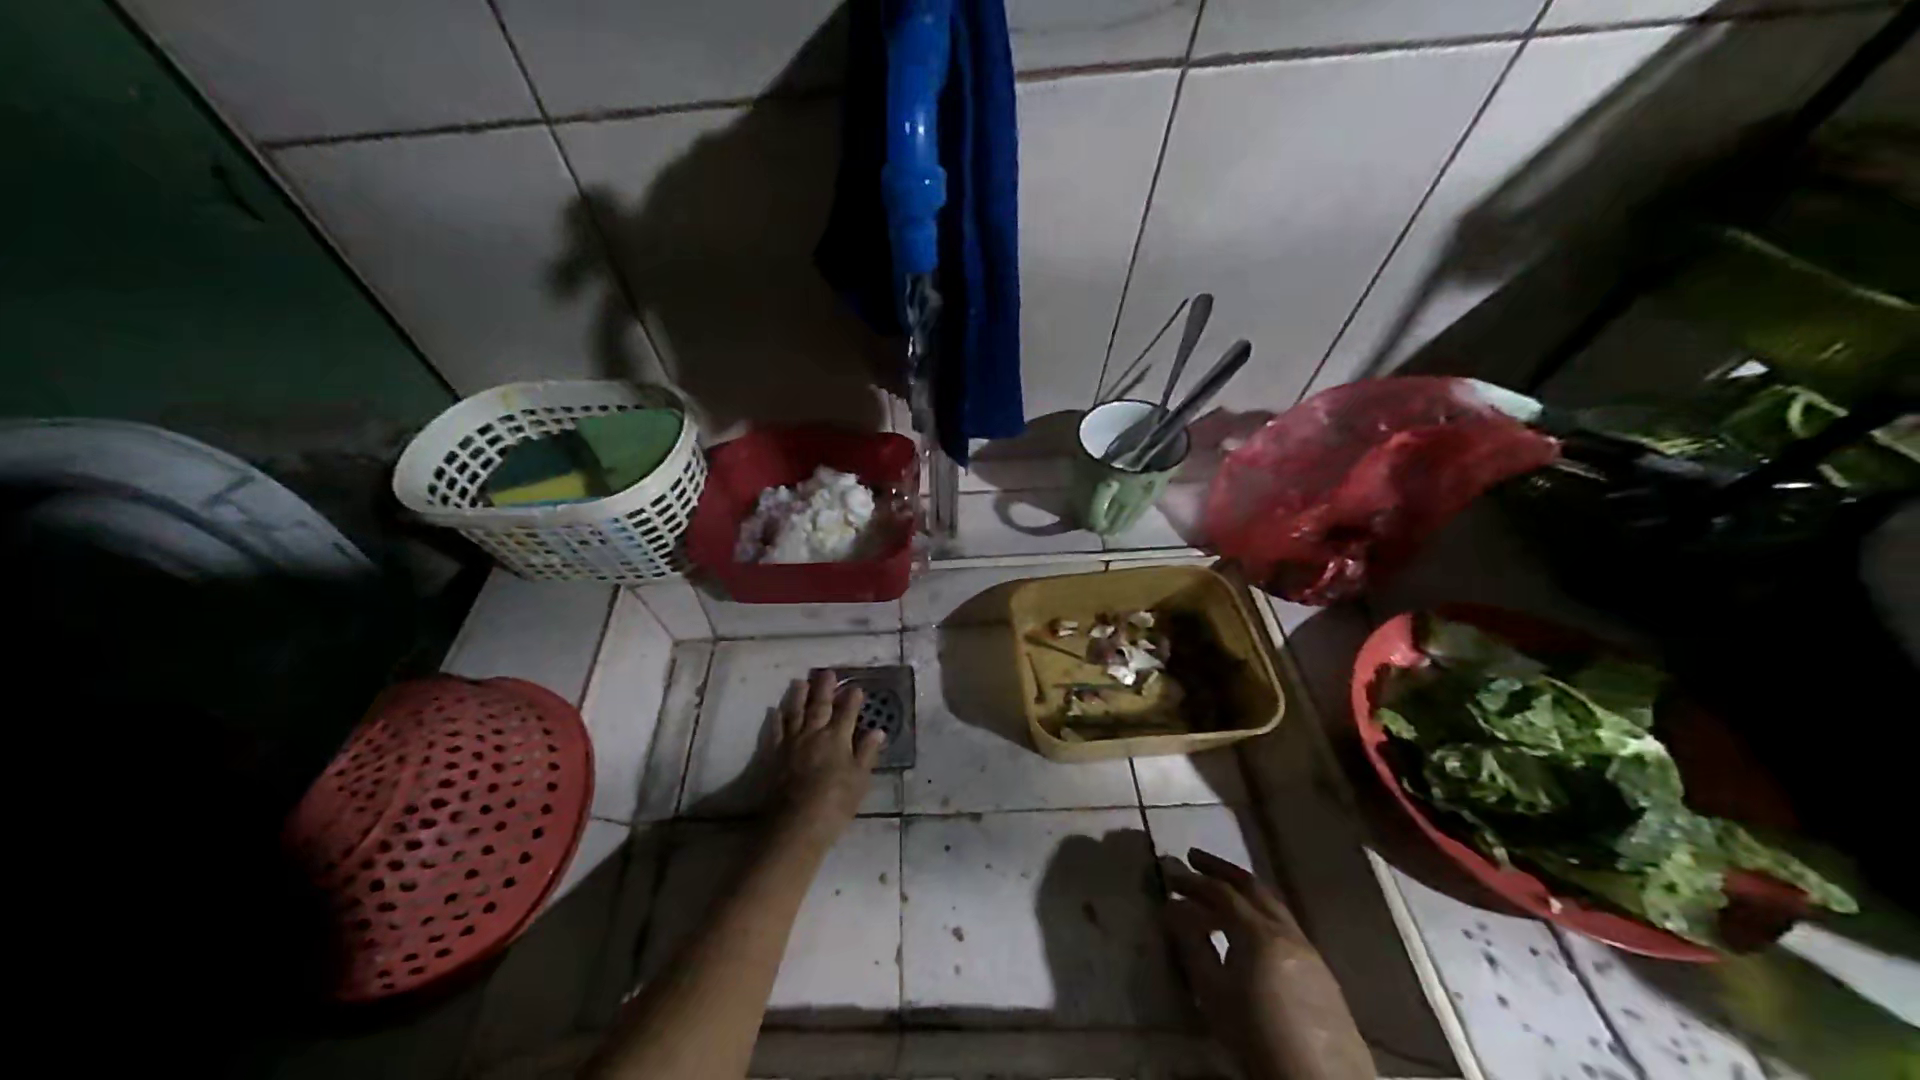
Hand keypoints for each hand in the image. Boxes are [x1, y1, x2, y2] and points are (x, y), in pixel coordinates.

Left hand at [773, 669, 883, 842]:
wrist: (796, 824)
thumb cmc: (835, 804)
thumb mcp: (860, 780)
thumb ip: (867, 753)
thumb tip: (877, 730)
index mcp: (838, 738)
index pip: (847, 713)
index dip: (852, 700)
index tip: (856, 687)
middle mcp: (814, 734)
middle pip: (820, 706)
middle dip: (825, 688)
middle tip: (827, 672)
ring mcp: (792, 743)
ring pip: (796, 712)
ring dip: (799, 696)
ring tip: (801, 681)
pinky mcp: (775, 755)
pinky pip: (776, 731)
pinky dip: (777, 719)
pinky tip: (777, 710)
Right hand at [1163, 848, 1371, 1079]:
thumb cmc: (1255, 1036)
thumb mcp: (1212, 992)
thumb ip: (1191, 945)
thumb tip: (1172, 909)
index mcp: (1257, 932)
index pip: (1220, 892)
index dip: (1192, 881)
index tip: (1169, 876)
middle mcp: (1286, 931)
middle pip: (1252, 886)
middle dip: (1220, 869)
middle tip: (1194, 858)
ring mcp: (1308, 950)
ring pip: (1272, 904)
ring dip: (1242, 891)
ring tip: (1219, 892)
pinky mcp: (1320, 971)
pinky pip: (1284, 924)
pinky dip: (1259, 913)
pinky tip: (1250, 930)